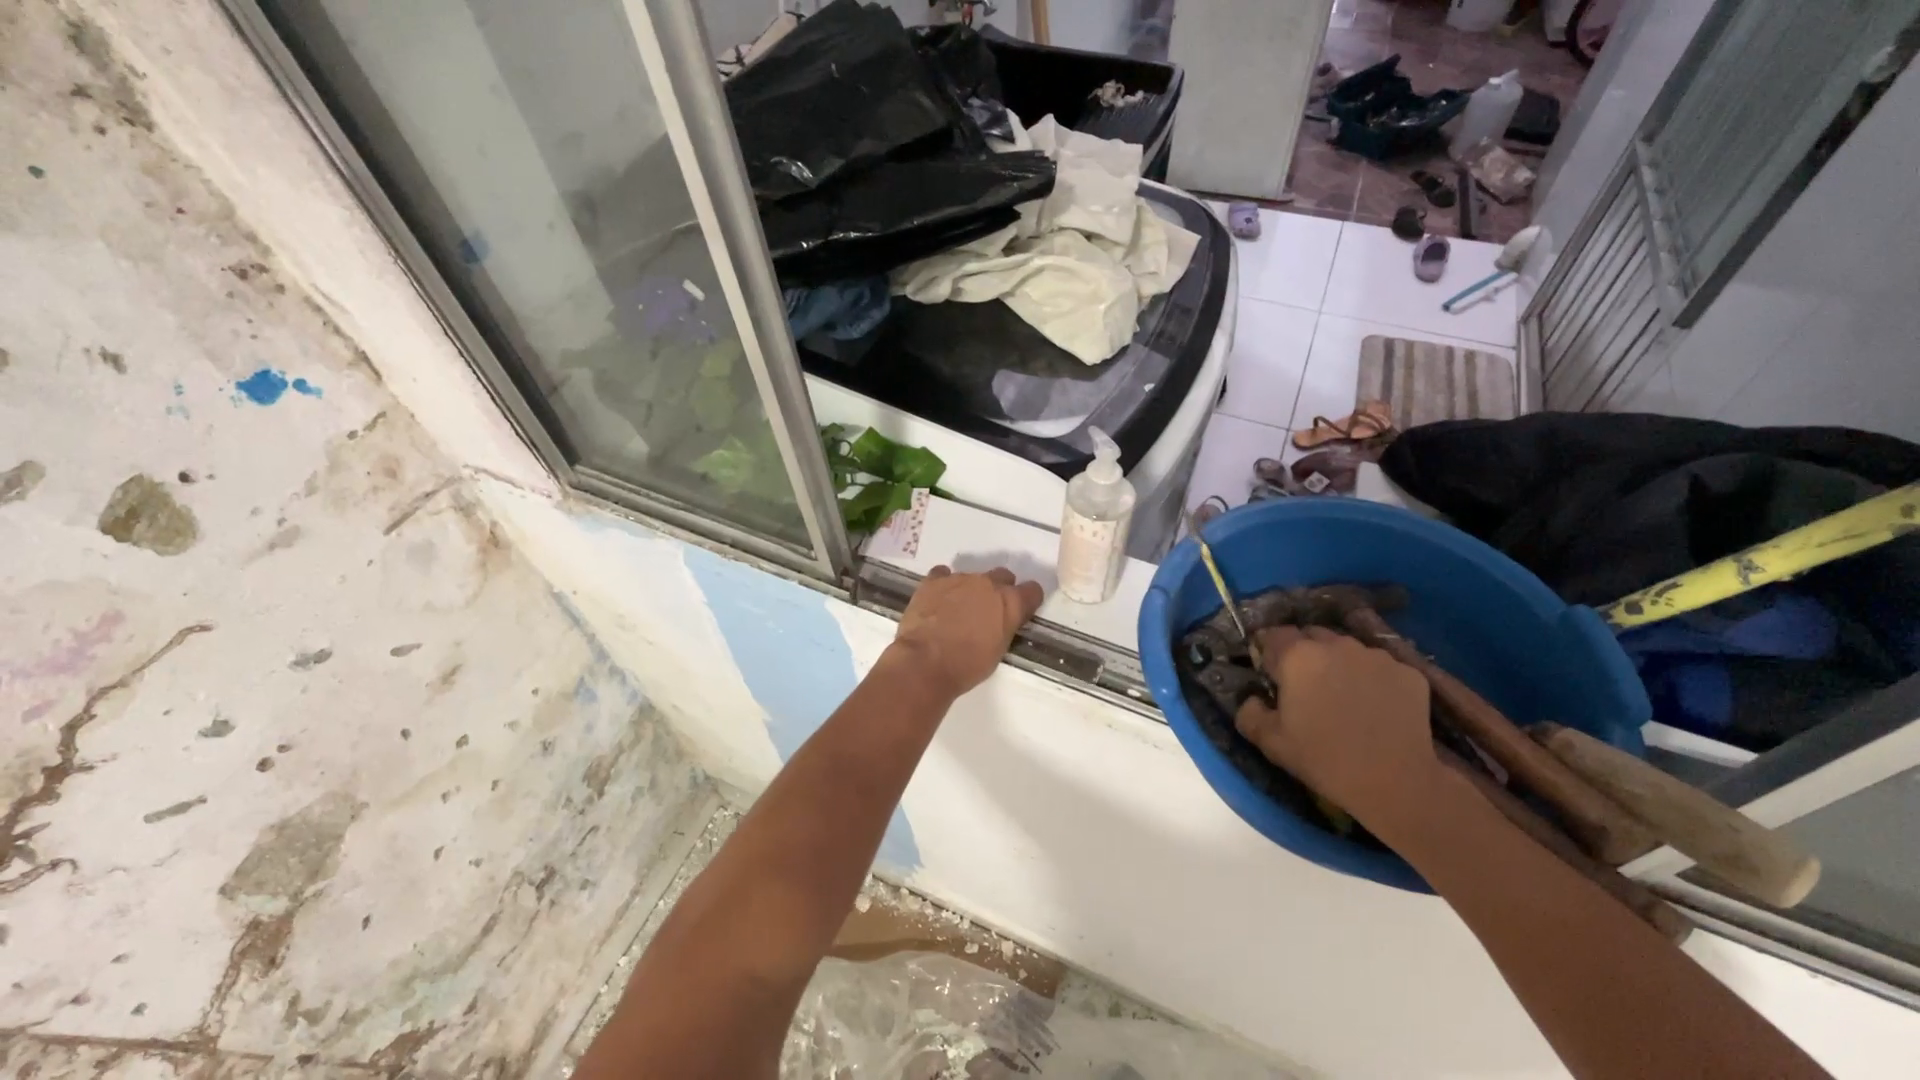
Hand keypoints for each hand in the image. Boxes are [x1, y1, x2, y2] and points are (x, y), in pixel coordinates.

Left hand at [891, 566, 1044, 700]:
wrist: (925, 663)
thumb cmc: (967, 666)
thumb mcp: (998, 650)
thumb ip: (1004, 627)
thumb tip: (999, 622)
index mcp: (1010, 603)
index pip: (1032, 591)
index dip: (1027, 600)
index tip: (1020, 611)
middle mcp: (988, 583)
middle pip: (1002, 576)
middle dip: (998, 590)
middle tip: (988, 611)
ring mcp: (959, 578)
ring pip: (971, 576)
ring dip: (969, 590)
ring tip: (956, 611)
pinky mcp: (933, 581)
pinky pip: (942, 575)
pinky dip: (943, 585)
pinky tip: (937, 600)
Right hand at [1233, 626, 1435, 825]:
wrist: (1395, 782)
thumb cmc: (1324, 759)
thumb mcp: (1271, 742)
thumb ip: (1249, 712)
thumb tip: (1254, 698)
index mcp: (1298, 657)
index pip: (1274, 635)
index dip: (1268, 652)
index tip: (1270, 673)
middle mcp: (1338, 645)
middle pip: (1313, 636)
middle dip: (1304, 653)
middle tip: (1305, 685)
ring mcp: (1377, 656)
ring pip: (1349, 649)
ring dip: (1339, 663)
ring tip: (1344, 695)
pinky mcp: (1408, 672)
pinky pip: (1381, 667)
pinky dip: (1373, 679)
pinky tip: (1375, 706)